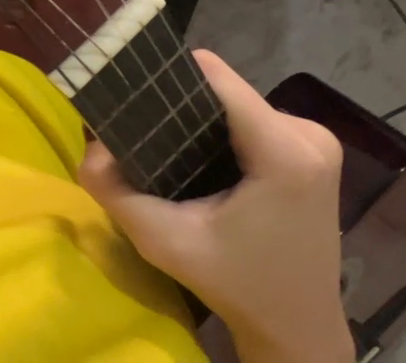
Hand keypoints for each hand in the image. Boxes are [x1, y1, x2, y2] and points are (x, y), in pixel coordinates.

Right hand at [79, 51, 351, 362]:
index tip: (126, 92)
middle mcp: (307, 135)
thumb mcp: (162, 241)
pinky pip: (247, 116)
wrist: (297, 329)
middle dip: (175, 103)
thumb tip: (90, 145)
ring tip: (164, 149)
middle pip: (220, 88)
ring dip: (195, 118)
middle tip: (139, 134)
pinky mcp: (310, 150)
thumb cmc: (234, 283)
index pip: (213, 75)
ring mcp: (314, 140)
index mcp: (285, 151)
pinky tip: (197, 161)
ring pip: (231, 100)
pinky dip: (216, 130)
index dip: (166, 75)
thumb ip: (115, 189)